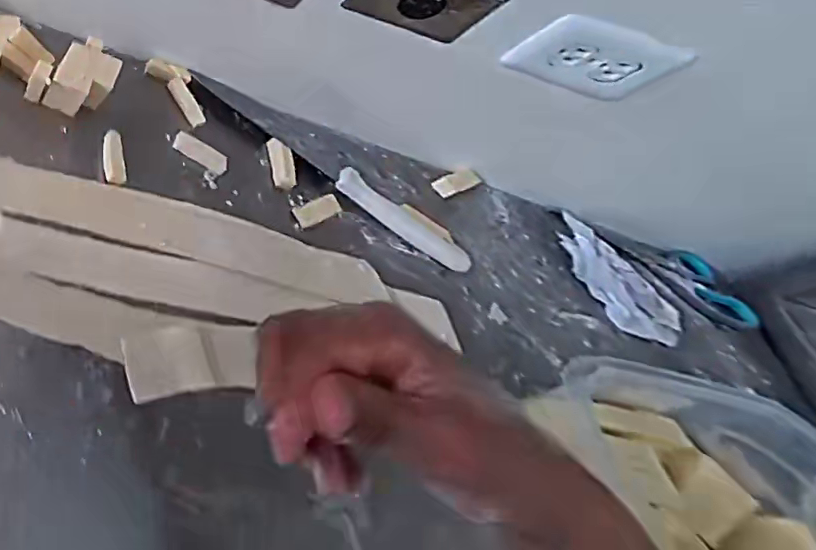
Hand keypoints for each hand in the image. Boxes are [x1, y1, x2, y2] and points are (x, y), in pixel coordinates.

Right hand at [258, 304, 645, 547]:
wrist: (530, 487)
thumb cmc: (493, 459)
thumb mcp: (440, 443)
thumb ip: (376, 418)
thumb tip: (319, 401)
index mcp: (380, 329)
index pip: (305, 339)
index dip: (286, 386)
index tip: (289, 444)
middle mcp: (362, 328)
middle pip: (290, 344)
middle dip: (285, 400)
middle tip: (296, 456)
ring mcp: (359, 350)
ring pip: (294, 367)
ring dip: (298, 421)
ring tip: (326, 472)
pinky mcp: (358, 377)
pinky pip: (310, 390)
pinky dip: (312, 429)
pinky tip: (336, 466)